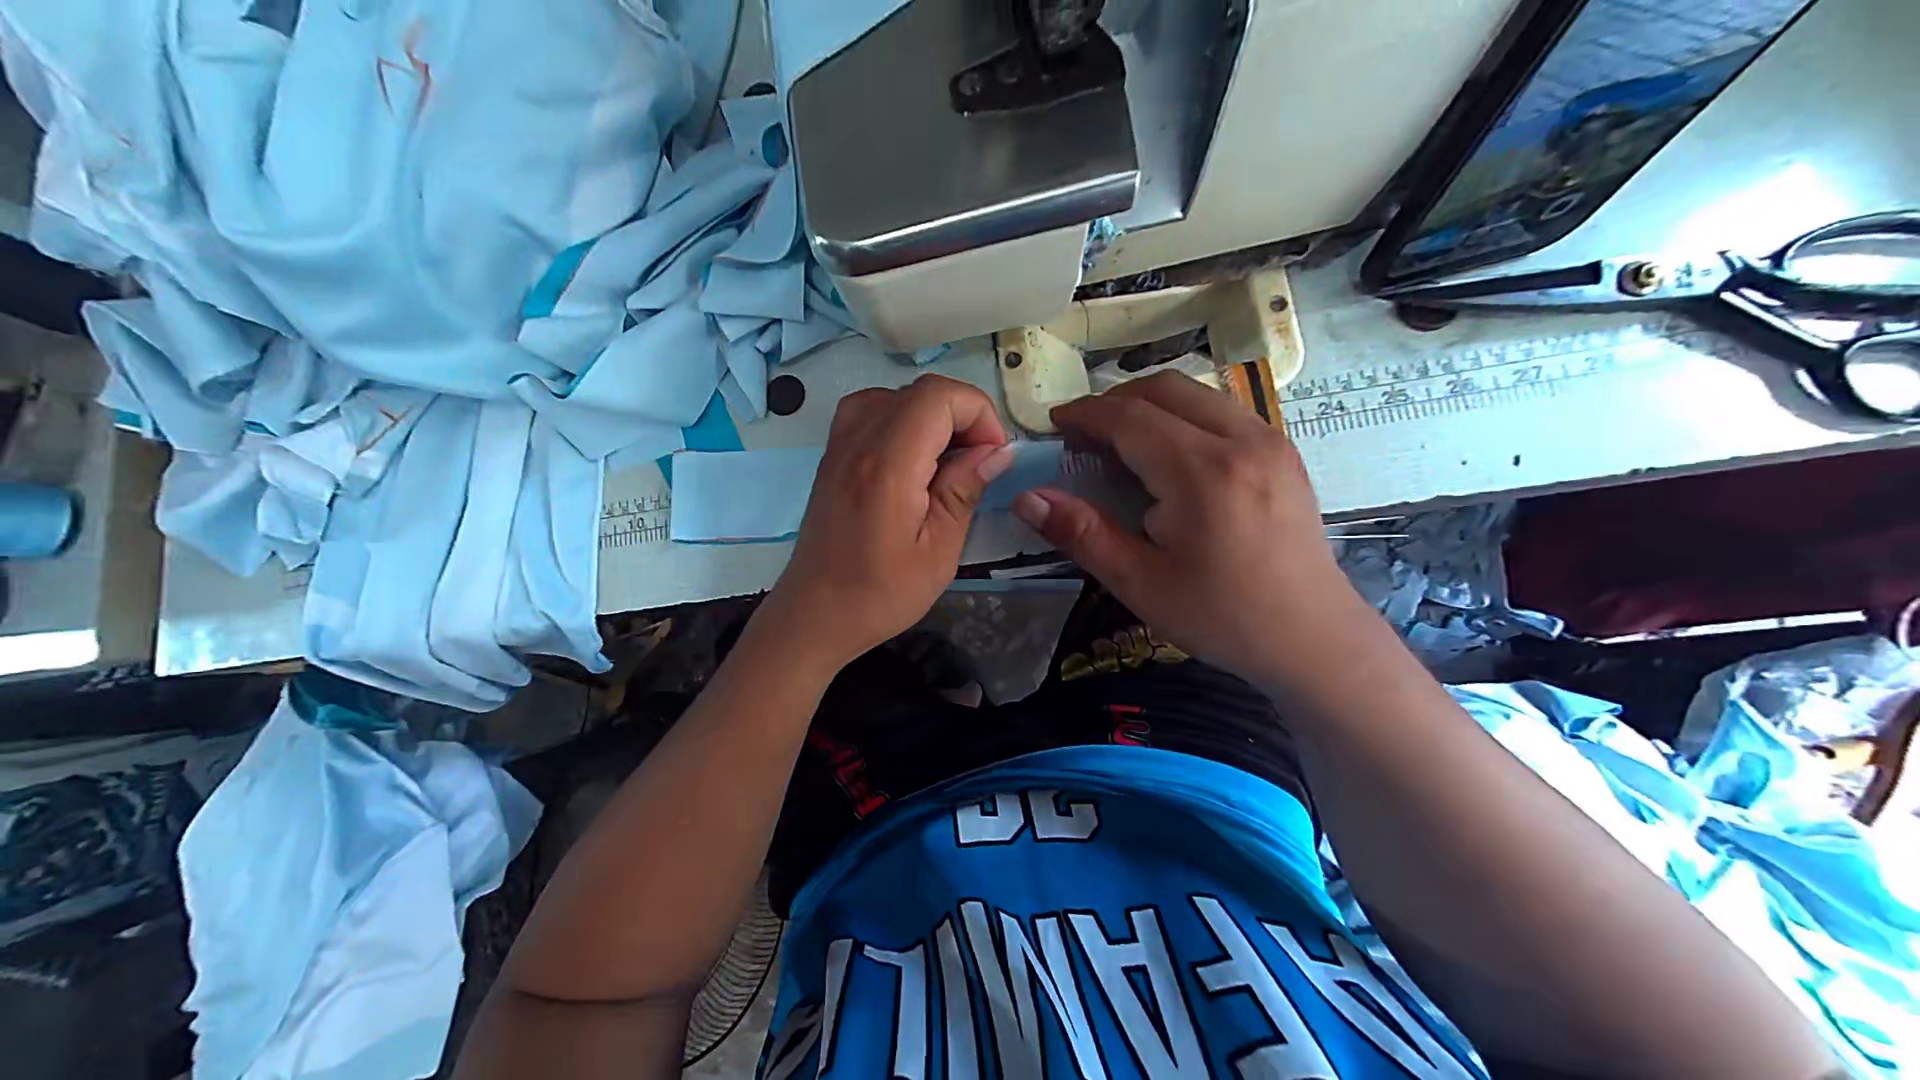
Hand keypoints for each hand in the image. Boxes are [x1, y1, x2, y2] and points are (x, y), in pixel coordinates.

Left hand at [758, 374, 1012, 671]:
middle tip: (978, 462)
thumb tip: (997, 452)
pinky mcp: (832, 456)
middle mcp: (859, 442)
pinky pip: (869, 410)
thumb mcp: (938, 552)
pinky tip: (912, 455)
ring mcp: (840, 445)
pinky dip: (901, 419)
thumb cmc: (880, 594)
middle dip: (963, 415)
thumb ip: (964, 491)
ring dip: (933, 416)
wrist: (815, 614)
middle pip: (921, 391)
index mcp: (888, 466)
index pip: (939, 397)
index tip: (993, 456)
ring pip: (896, 395)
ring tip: (948, 459)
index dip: (978, 414)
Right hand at [1010, 371, 1372, 688]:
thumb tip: (1027, 497)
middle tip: (1084, 436)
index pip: (1129, 417)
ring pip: (1197, 393)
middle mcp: (1242, 440)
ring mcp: (1270, 440)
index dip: (1085, 415)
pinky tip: (1170, 456)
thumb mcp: (1140, 583)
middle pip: (1164, 389)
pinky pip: (1222, 410)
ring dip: (1150, 405)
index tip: (1055, 426)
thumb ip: (1081, 533)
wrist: (1312, 638)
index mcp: (1203, 473)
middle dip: (1114, 402)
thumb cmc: (1222, 617)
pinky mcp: (1284, 452)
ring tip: (1121, 442)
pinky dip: (1184, 416)